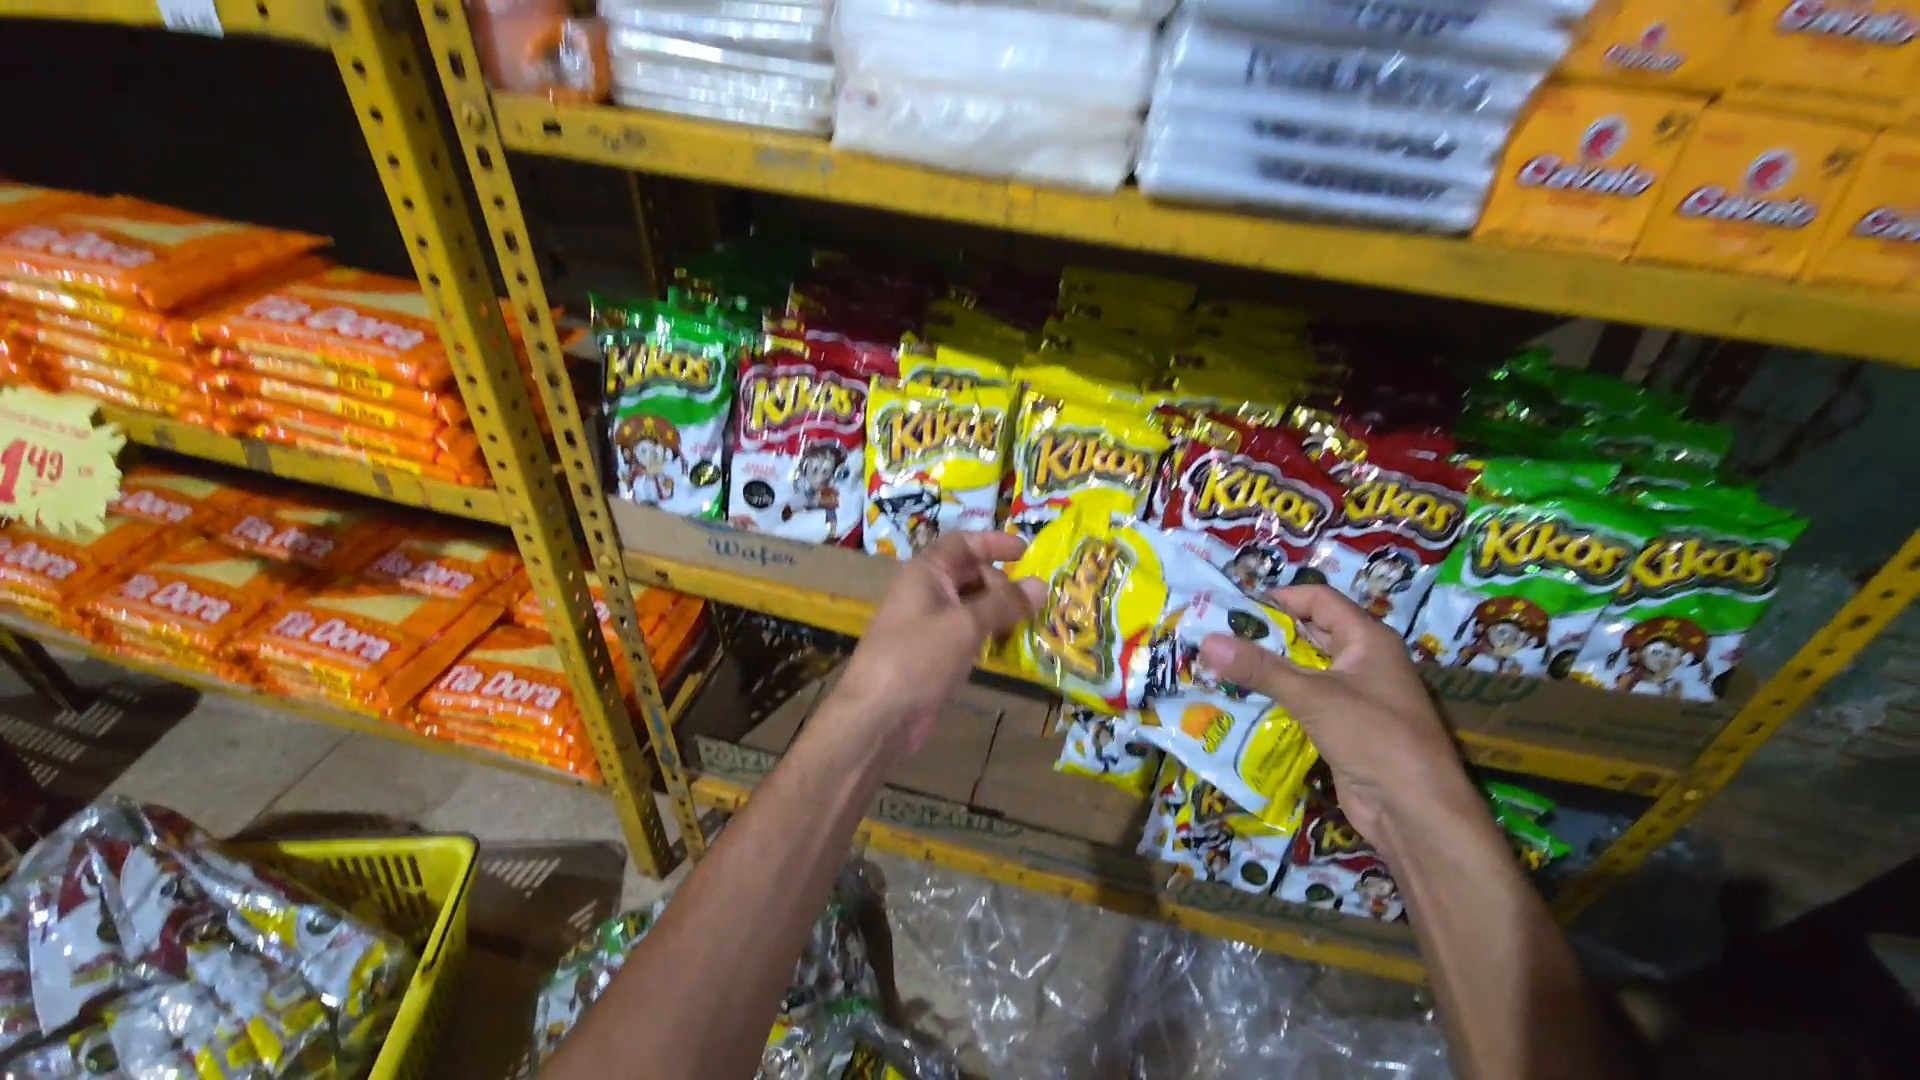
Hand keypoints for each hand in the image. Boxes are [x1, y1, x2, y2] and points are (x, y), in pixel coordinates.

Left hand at [827, 532, 1042, 763]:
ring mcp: (928, 625)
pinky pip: (967, 635)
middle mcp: (925, 593)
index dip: (993, 543)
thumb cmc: (918, 658)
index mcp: (926, 573)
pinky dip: (989, 636)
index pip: (962, 543)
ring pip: (971, 607)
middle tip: (1033, 602)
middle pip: (969, 574)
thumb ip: (1004, 603)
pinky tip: (1010, 649)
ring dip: (999, 612)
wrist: (878, 716)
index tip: (1027, 552)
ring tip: (1031, 624)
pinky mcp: (934, 655)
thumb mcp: (966, 625)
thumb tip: (1041, 584)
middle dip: (1002, 584)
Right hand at [1199, 585, 1468, 852]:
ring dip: (1267, 669)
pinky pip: (1303, 701)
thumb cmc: (1374, 737)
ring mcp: (1354, 696)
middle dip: (1266, 635)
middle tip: (1217, 635)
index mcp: (1367, 639)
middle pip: (1309, 633)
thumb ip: (1260, 668)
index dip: (1279, 598)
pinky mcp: (1342, 727)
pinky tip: (1240, 701)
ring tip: (1219, 665)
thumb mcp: (1314, 697)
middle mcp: (1363, 661)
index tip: (1233, 607)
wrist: (1415, 811)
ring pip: (1303, 670)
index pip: (1319, 600)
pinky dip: (1276, 698)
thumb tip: (1207, 641)